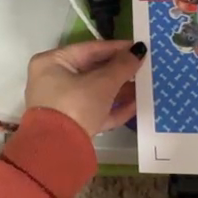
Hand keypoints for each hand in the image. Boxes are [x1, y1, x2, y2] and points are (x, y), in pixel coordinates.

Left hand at [25, 39, 145, 135]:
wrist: (59, 150)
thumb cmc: (77, 105)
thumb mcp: (103, 83)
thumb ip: (122, 66)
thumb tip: (138, 50)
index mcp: (52, 62)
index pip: (89, 49)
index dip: (116, 48)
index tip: (138, 47)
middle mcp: (53, 81)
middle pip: (92, 71)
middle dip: (119, 71)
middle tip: (144, 66)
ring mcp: (61, 104)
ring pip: (96, 92)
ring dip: (120, 89)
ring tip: (145, 85)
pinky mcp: (71, 124)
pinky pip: (95, 110)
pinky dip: (114, 108)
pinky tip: (137, 105)